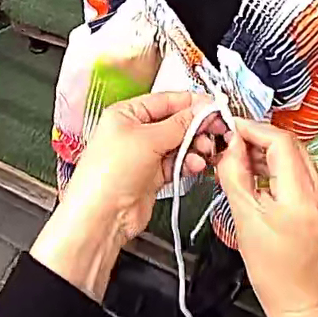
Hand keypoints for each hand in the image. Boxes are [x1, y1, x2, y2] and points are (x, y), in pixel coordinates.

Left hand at [34, 92, 226, 299]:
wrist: (101, 216)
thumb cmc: (107, 175)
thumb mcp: (147, 140)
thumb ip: (178, 124)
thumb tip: (199, 109)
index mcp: (126, 114)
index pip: (166, 100)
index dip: (191, 102)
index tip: (213, 106)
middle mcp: (135, 132)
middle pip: (175, 122)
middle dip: (196, 126)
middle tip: (216, 129)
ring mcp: (144, 155)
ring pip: (179, 143)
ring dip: (195, 146)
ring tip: (204, 151)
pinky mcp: (152, 175)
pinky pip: (177, 163)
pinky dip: (189, 162)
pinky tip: (195, 164)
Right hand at [215, 118, 317, 316]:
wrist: (296, 292)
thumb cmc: (269, 265)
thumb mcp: (242, 215)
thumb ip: (234, 172)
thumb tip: (231, 143)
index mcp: (300, 199)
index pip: (281, 143)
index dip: (254, 129)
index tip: (234, 128)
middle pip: (290, 144)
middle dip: (259, 138)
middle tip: (234, 142)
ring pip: (296, 154)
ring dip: (268, 150)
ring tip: (243, 160)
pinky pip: (302, 168)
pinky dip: (280, 164)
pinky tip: (261, 173)